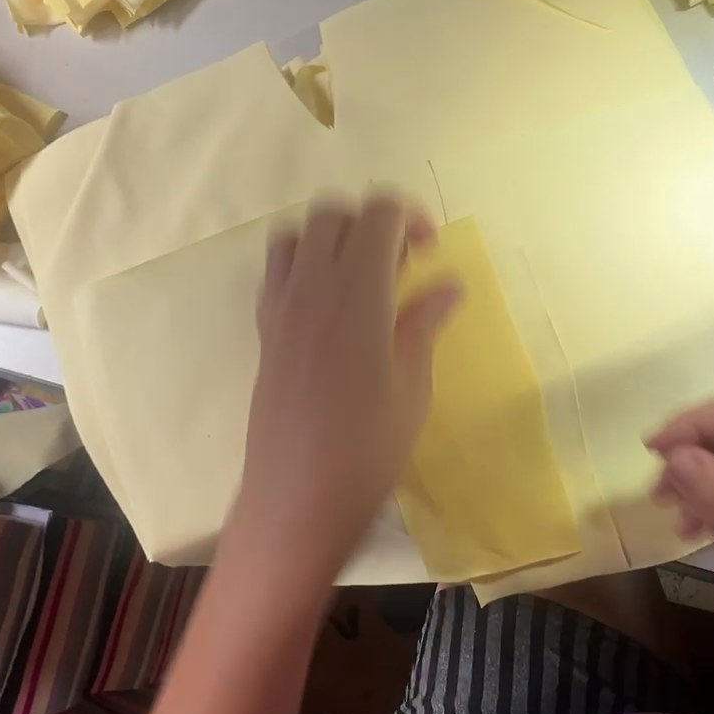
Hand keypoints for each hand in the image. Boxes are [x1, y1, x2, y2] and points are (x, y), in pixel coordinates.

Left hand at [227, 195, 462, 583]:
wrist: (296, 500)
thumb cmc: (368, 450)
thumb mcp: (413, 387)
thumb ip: (425, 323)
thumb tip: (450, 285)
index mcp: (357, 293)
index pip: (377, 213)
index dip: (410, 217)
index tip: (430, 251)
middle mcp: (311, 287)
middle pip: (333, 213)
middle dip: (372, 223)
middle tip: (402, 266)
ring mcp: (280, 308)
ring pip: (297, 235)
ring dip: (332, 239)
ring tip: (362, 281)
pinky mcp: (264, 333)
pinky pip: (277, 273)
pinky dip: (304, 267)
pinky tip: (331, 310)